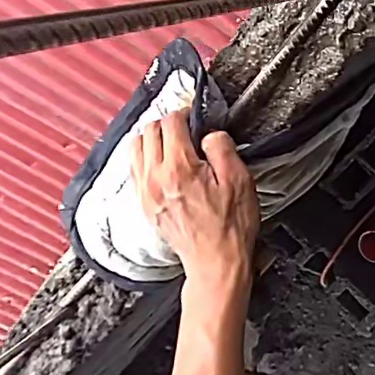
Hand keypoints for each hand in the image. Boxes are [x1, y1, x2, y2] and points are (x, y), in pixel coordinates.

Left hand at [130, 111, 259, 292]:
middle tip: (187, 128)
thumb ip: (222, 148)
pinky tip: (164, 162)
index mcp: (180, 169)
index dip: (185, 113)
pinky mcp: (145, 204)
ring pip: (135, 147)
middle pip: (148, 131)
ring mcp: (146, 192)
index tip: (196, 117)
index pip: (170, 123)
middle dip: (167, 123)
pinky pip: (134, 168)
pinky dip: (145, 157)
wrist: (216, 261)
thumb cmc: (231, 224)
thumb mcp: (240, 179)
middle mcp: (155, 178)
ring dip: (153, 138)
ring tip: (173, 143)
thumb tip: (209, 134)